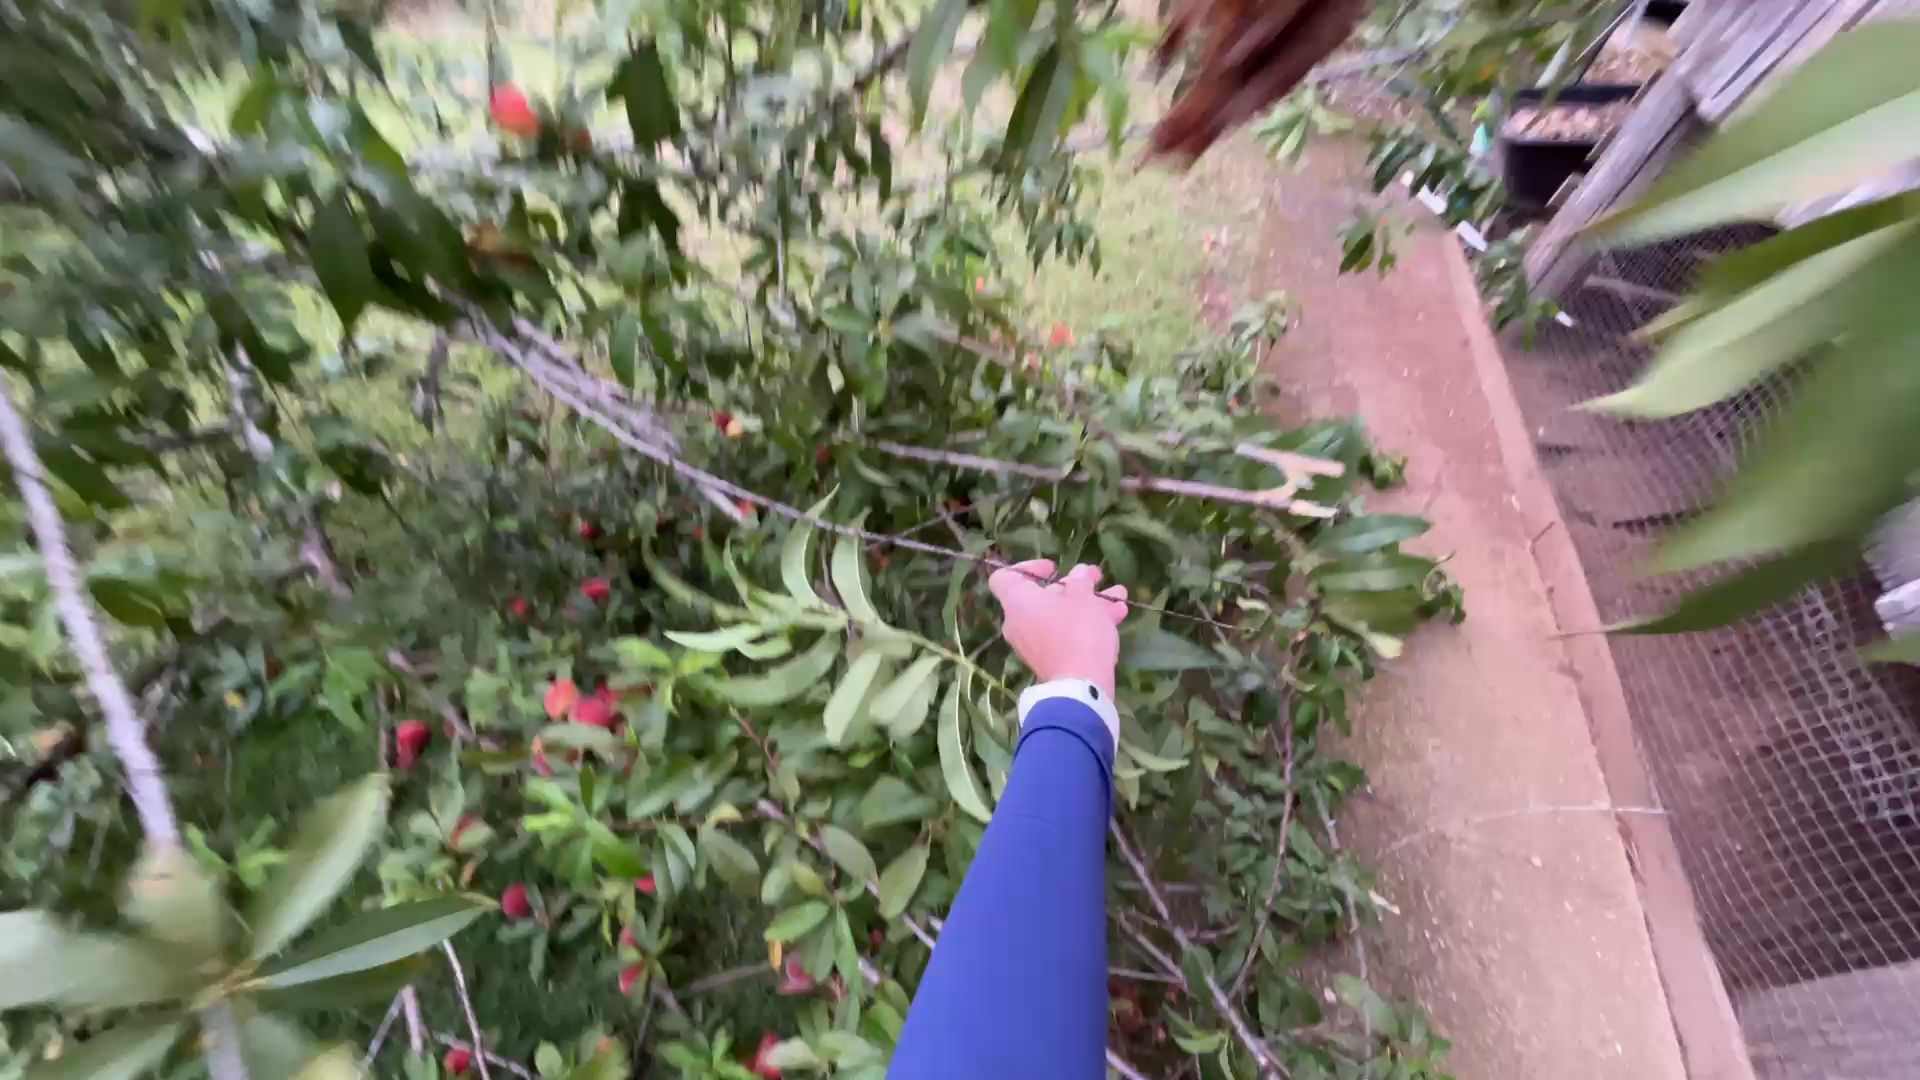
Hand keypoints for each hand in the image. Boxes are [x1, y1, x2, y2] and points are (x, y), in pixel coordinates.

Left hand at [987, 560, 1127, 696]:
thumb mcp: (1083, 597)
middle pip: (1041, 597)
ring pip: (1059, 616)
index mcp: (1017, 602)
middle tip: (1096, 578)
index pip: (1004, 577)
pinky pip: (1063, 634)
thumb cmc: (1077, 630)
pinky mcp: (1048, 660)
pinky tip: (1117, 617)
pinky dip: (1085, 624)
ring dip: (1088, 604)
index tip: (1053, 568)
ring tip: (1117, 596)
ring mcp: (1032, 644)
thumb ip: (1080, 580)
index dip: (1028, 567)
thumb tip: (1079, 574)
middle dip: (1073, 586)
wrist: (1081, 685)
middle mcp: (1018, 622)